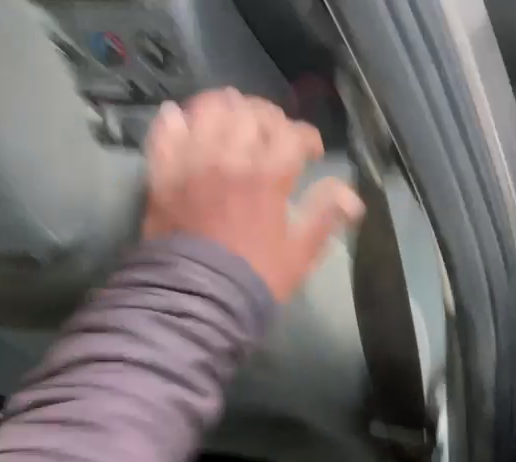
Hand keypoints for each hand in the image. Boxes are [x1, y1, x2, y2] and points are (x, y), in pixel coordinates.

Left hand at [140, 89, 363, 302]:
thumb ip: (325, 217)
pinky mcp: (163, 171)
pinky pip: (166, 129)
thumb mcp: (300, 254)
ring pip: (209, 109)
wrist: (200, 298)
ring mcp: (192, 160)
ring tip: (235, 121)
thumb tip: (352, 196)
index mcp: (268, 177)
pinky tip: (186, 122)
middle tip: (275, 133)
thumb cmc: (257, 279)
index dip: (307, 137)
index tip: (313, 151)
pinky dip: (177, 120)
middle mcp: (229, 157)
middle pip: (251, 112)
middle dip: (270, 117)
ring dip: (227, 108)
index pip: (292, 134)